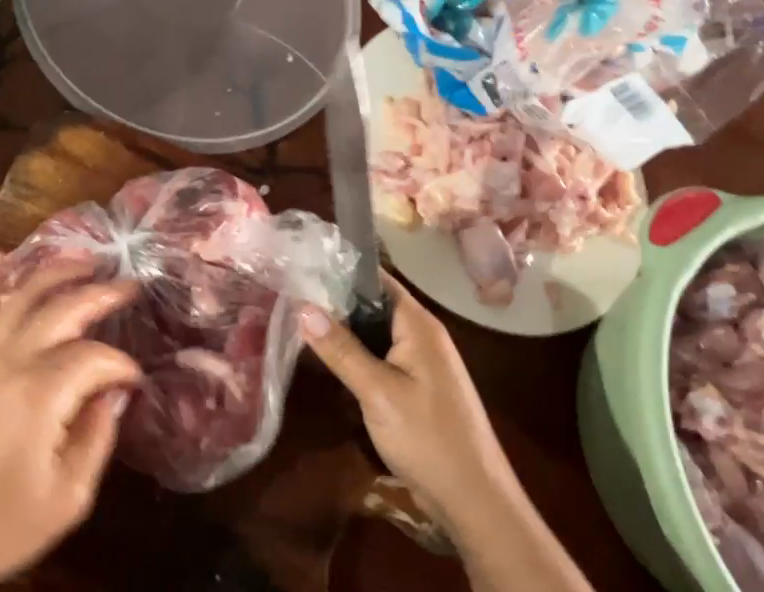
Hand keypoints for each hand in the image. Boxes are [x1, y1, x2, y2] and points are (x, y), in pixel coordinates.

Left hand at [0, 251, 142, 591]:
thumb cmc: (4, 527)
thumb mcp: (68, 496)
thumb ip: (96, 436)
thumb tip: (114, 391)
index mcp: (39, 395)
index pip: (93, 357)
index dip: (121, 364)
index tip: (137, 381)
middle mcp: (8, 362)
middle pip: (59, 309)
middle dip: (99, 293)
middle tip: (130, 285)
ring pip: (18, 297)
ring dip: (51, 270)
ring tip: (84, 256)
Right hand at [299, 270, 510, 521]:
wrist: (474, 499)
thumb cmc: (428, 438)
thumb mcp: (377, 392)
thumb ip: (341, 349)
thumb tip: (302, 306)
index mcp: (418, 325)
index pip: (376, 278)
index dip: (339, 269)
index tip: (300, 265)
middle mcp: (422, 334)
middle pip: (373, 302)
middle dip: (335, 299)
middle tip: (289, 293)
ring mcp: (421, 361)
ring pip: (375, 330)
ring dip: (343, 327)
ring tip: (297, 318)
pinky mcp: (416, 385)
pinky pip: (381, 354)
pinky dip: (355, 351)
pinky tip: (326, 356)